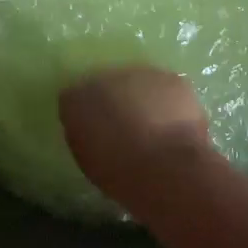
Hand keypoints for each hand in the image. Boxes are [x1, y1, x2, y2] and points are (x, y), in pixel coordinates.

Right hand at [58, 66, 212, 196]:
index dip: (85, 117)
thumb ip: (86, 136)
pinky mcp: (169, 78)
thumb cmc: (119, 172)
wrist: (166, 165)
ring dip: (140, 100)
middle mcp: (101, 78)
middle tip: (124, 129)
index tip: (95, 134)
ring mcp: (138, 74)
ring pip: (135, 84)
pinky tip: (174, 124)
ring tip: (152, 127)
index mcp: (73, 101)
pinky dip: (167, 102)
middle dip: (112, 103)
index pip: (73, 101)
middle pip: (105, 86)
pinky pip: (163, 88)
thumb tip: (93, 130)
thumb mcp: (88, 161)